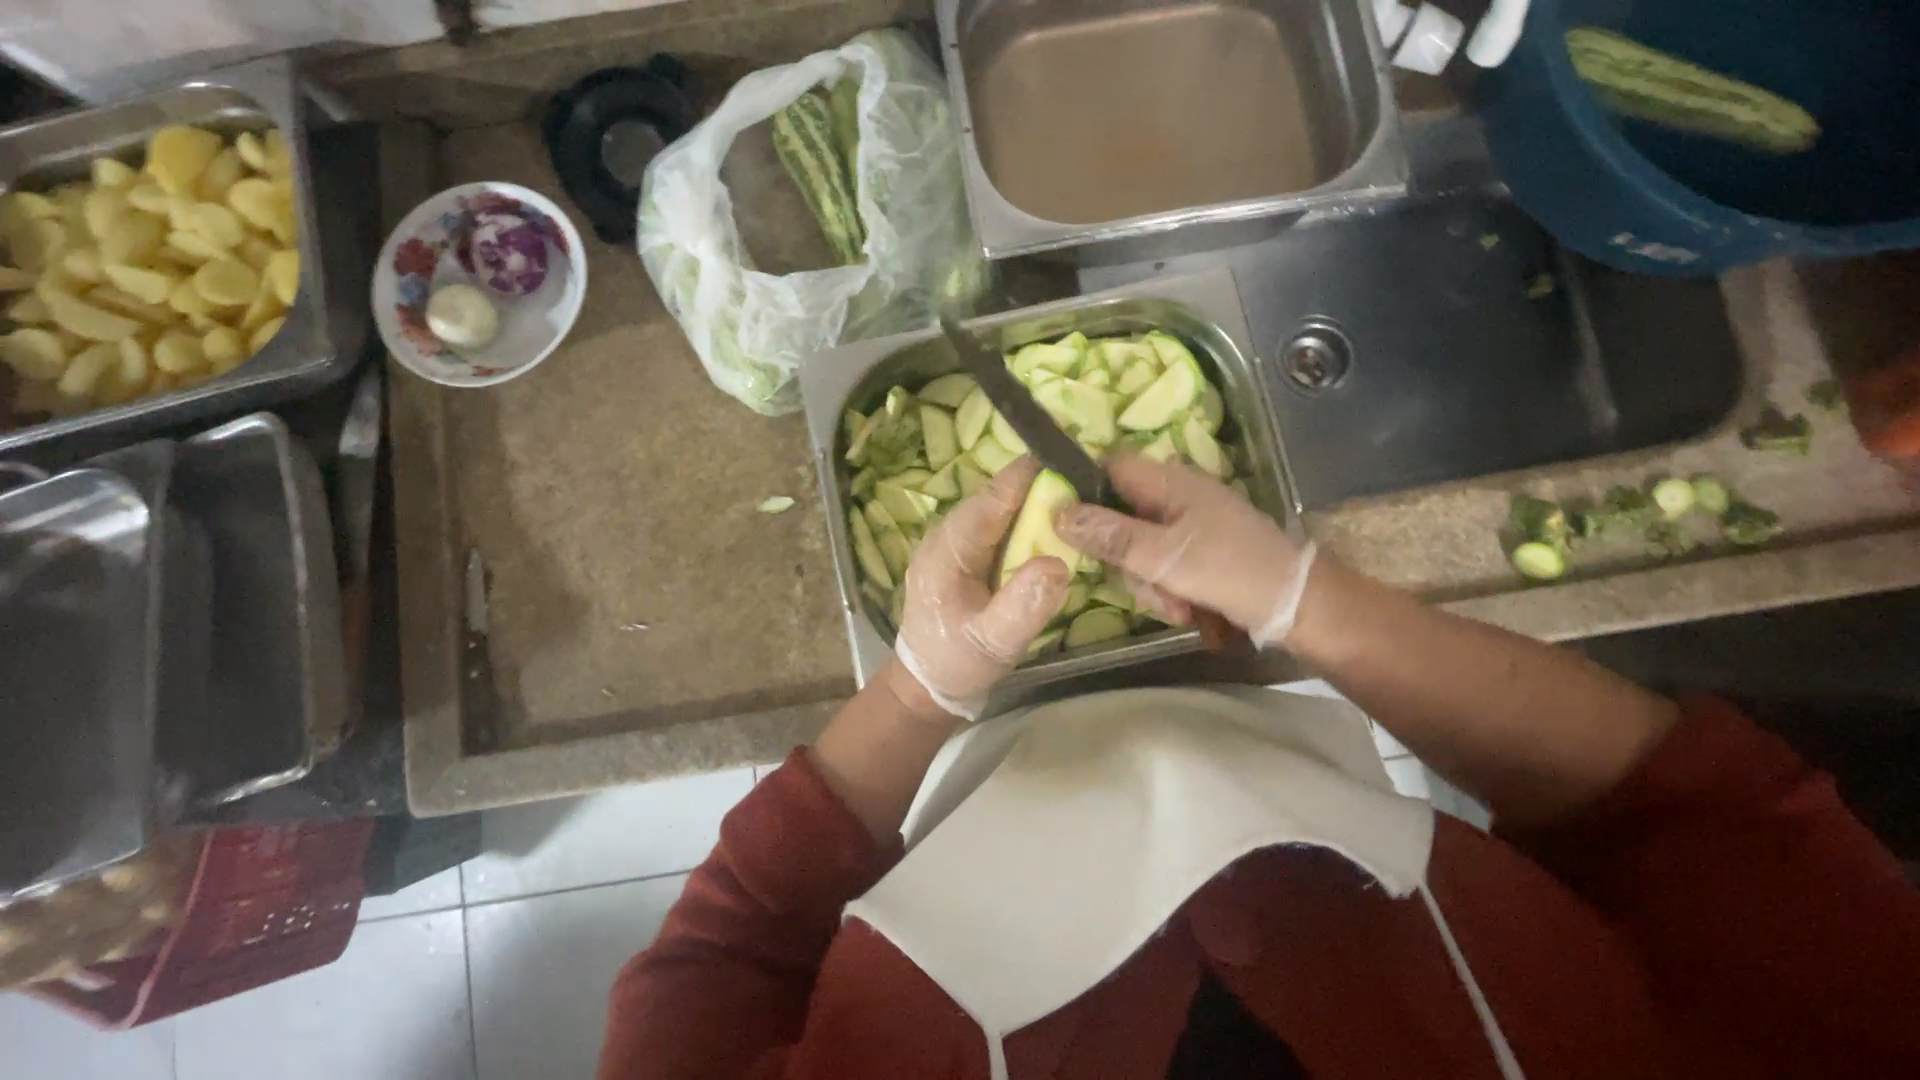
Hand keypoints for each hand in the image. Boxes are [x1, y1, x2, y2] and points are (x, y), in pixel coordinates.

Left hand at [894, 457, 1072, 719]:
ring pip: (1000, 509)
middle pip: (997, 497)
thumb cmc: (956, 663)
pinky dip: (1028, 522)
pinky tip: (1056, 528)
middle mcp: (947, 534)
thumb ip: (1023, 607)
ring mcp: (955, 541)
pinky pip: (1000, 525)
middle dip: (1039, 486)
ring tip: (1081, 497)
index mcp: (946, 550)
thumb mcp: (993, 644)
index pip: (990, 499)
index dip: (1028, 477)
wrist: (928, 683)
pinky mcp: (967, 552)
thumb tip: (1057, 563)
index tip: (1073, 463)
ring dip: (1036, 502)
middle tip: (1090, 482)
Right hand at [1053, 456, 1316, 647]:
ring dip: (1149, 582)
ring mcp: (1191, 523)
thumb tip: (1057, 512)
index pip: (1109, 468)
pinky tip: (1187, 610)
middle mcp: (1177, 495)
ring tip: (1176, 606)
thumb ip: (1110, 536)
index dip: (1084, 490)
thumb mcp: (1163, 557)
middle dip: (1125, 559)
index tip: (1068, 527)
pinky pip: (1164, 565)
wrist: (1300, 605)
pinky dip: (1169, 589)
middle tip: (1144, 584)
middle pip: (1119, 517)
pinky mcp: (1201, 550)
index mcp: (1168, 482)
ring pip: (1139, 549)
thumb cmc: (1230, 571)